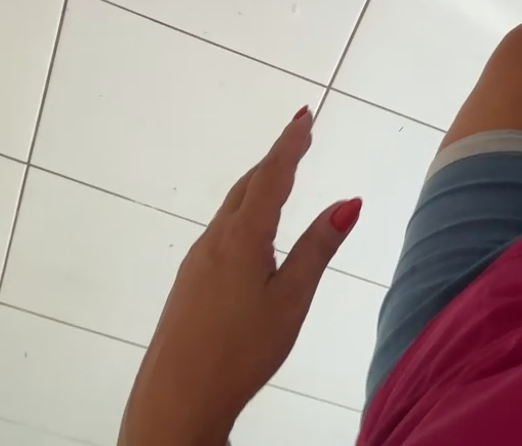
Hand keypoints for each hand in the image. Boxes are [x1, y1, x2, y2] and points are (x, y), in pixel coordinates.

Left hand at [119, 108, 359, 445]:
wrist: (172, 407)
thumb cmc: (240, 352)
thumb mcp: (291, 299)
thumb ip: (318, 247)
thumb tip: (349, 201)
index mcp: (243, 237)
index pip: (272, 176)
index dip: (291, 143)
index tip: (305, 115)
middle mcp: (215, 240)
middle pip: (249, 186)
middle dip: (276, 158)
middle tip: (301, 136)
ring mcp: (196, 262)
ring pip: (232, 207)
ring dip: (259, 183)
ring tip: (282, 171)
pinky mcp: (188, 283)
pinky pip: (222, 229)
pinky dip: (245, 209)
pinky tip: (252, 228)